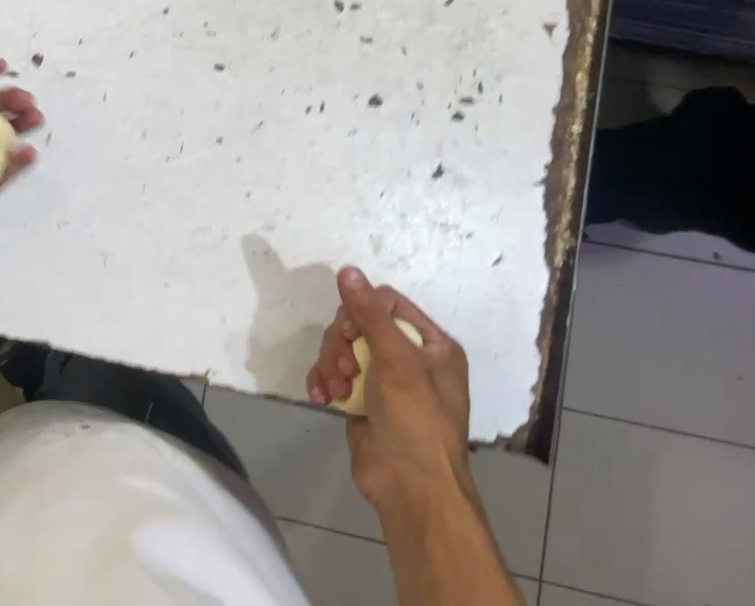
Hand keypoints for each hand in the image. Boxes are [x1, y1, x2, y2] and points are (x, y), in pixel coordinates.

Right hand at [306, 267, 473, 514]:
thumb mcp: (395, 359)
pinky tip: (322, 398)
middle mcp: (410, 359)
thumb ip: (368, 313)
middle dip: (341, 345)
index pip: (386, 303)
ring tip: (333, 390)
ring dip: (330, 366)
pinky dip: (324, 383)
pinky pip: (334, 376)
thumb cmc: (415, 418)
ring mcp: (384, 381)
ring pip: (341, 350)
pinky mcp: (362, 401)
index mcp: (432, 345)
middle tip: (343, 368)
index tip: (348, 331)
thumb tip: (347, 269)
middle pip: (358, 325)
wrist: (411, 485)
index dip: (361, 311)